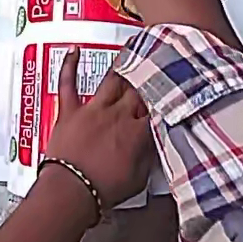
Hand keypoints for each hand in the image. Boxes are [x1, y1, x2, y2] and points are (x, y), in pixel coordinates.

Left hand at [44, 47, 153, 208]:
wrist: (71, 190)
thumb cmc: (102, 189)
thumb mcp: (138, 179)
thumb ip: (149, 156)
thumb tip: (155, 146)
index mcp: (138, 132)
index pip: (158, 108)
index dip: (166, 96)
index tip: (174, 86)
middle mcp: (118, 115)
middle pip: (138, 90)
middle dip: (149, 77)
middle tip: (156, 63)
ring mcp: (93, 110)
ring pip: (111, 81)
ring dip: (123, 67)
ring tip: (132, 52)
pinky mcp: (70, 110)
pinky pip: (67, 83)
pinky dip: (69, 65)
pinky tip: (74, 51)